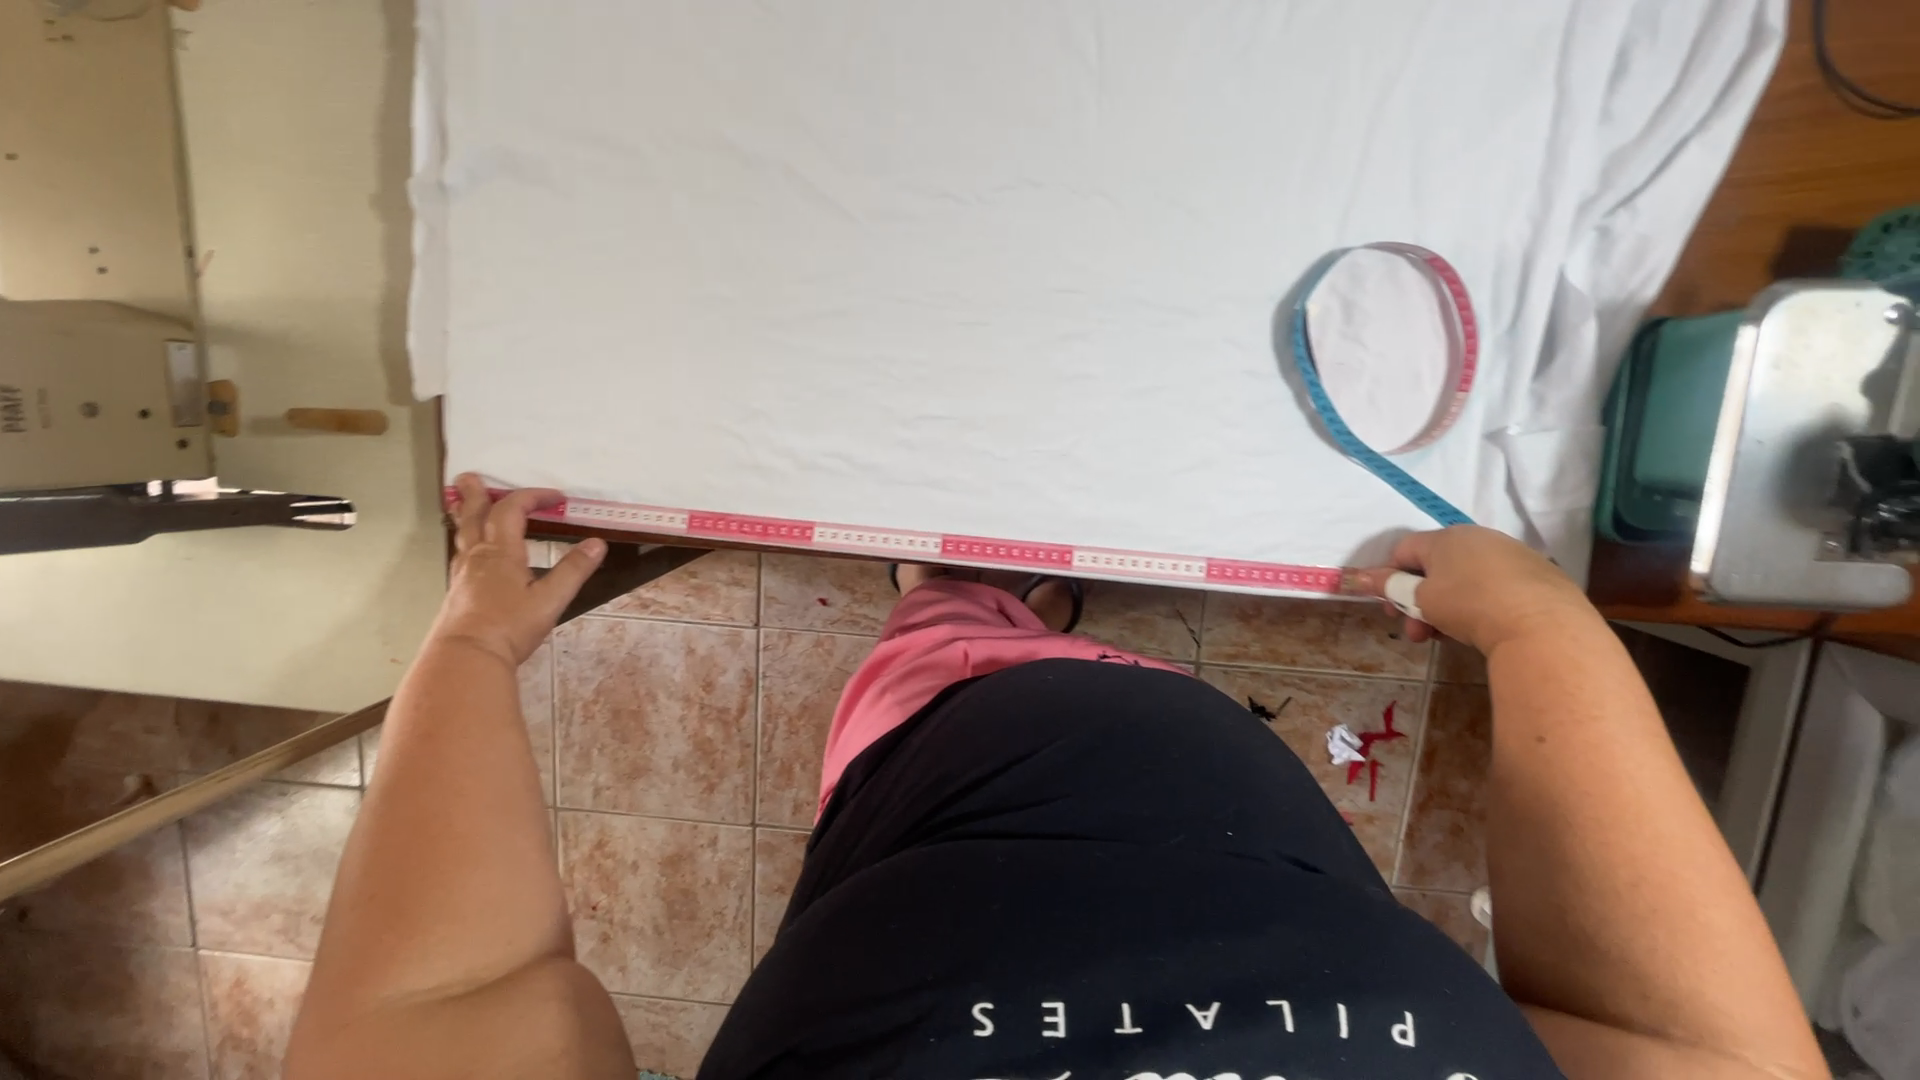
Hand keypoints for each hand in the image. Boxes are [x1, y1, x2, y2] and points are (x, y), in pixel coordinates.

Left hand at [427, 474, 607, 666]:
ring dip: (467, 514)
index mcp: (501, 552)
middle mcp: (478, 556)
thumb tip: (598, 543)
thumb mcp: (551, 599)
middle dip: (478, 494)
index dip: (534, 497)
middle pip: (475, 515)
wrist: (465, 657)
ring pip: (463, 534)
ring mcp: (463, 573)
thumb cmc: (509, 626)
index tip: (557, 498)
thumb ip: (574, 570)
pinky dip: (467, 539)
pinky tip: (473, 551)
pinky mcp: (458, 591)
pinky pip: (461, 553)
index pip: (513, 510)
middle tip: (470, 476)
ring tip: (465, 503)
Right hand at [1346, 525, 1596, 654]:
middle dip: (1418, 602)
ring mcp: (1514, 555)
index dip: (1389, 579)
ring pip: (1465, 579)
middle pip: (1435, 567)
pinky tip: (1483, 630)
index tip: (1390, 610)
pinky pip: (1496, 588)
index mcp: (1447, 537)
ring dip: (1446, 607)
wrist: (1544, 626)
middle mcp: (1480, 538)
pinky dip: (1480, 606)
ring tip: (1447, 638)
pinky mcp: (1541, 577)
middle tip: (1416, 633)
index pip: (1403, 550)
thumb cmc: (1470, 606)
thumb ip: (1389, 587)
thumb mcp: (1420, 600)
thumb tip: (1359, 577)